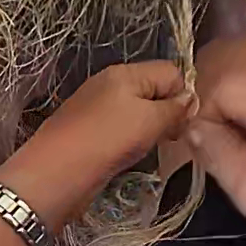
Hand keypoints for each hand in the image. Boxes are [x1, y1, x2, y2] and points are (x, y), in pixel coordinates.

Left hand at [0, 61, 195, 225]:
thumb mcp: (149, 120)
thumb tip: (190, 99)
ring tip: (147, 149)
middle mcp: (110, 84)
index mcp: (125, 72)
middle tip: (168, 139)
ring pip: (138, 113)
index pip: (171, 72)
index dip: (183, 95)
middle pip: (154, 91)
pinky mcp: (89, 132)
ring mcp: (97, 109)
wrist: (55, 174)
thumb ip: (174, 108)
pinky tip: (127, 156)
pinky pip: (121, 130)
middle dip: (167, 114)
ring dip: (149, 130)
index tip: (184, 124)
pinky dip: (130, 142)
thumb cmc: (106, 141)